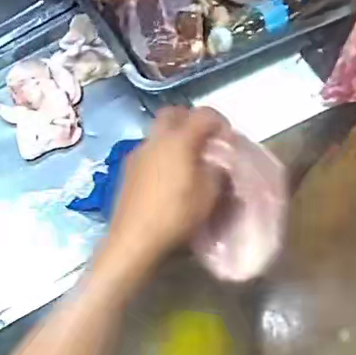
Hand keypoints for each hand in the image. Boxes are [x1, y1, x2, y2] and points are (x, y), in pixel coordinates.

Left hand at [92, 106, 228, 284]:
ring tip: (189, 161)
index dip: (220, 122)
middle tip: (206, 140)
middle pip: (173, 114)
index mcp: (177, 140)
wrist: (133, 240)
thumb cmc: (176, 215)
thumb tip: (216, 163)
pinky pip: (148, 152)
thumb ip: (217, 171)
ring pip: (157, 133)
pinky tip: (169, 176)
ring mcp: (135, 154)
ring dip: (174, 139)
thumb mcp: (210, 194)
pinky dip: (161, 154)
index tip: (229, 140)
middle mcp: (153, 140)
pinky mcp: (126, 171)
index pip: (203, 114)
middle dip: (191, 121)